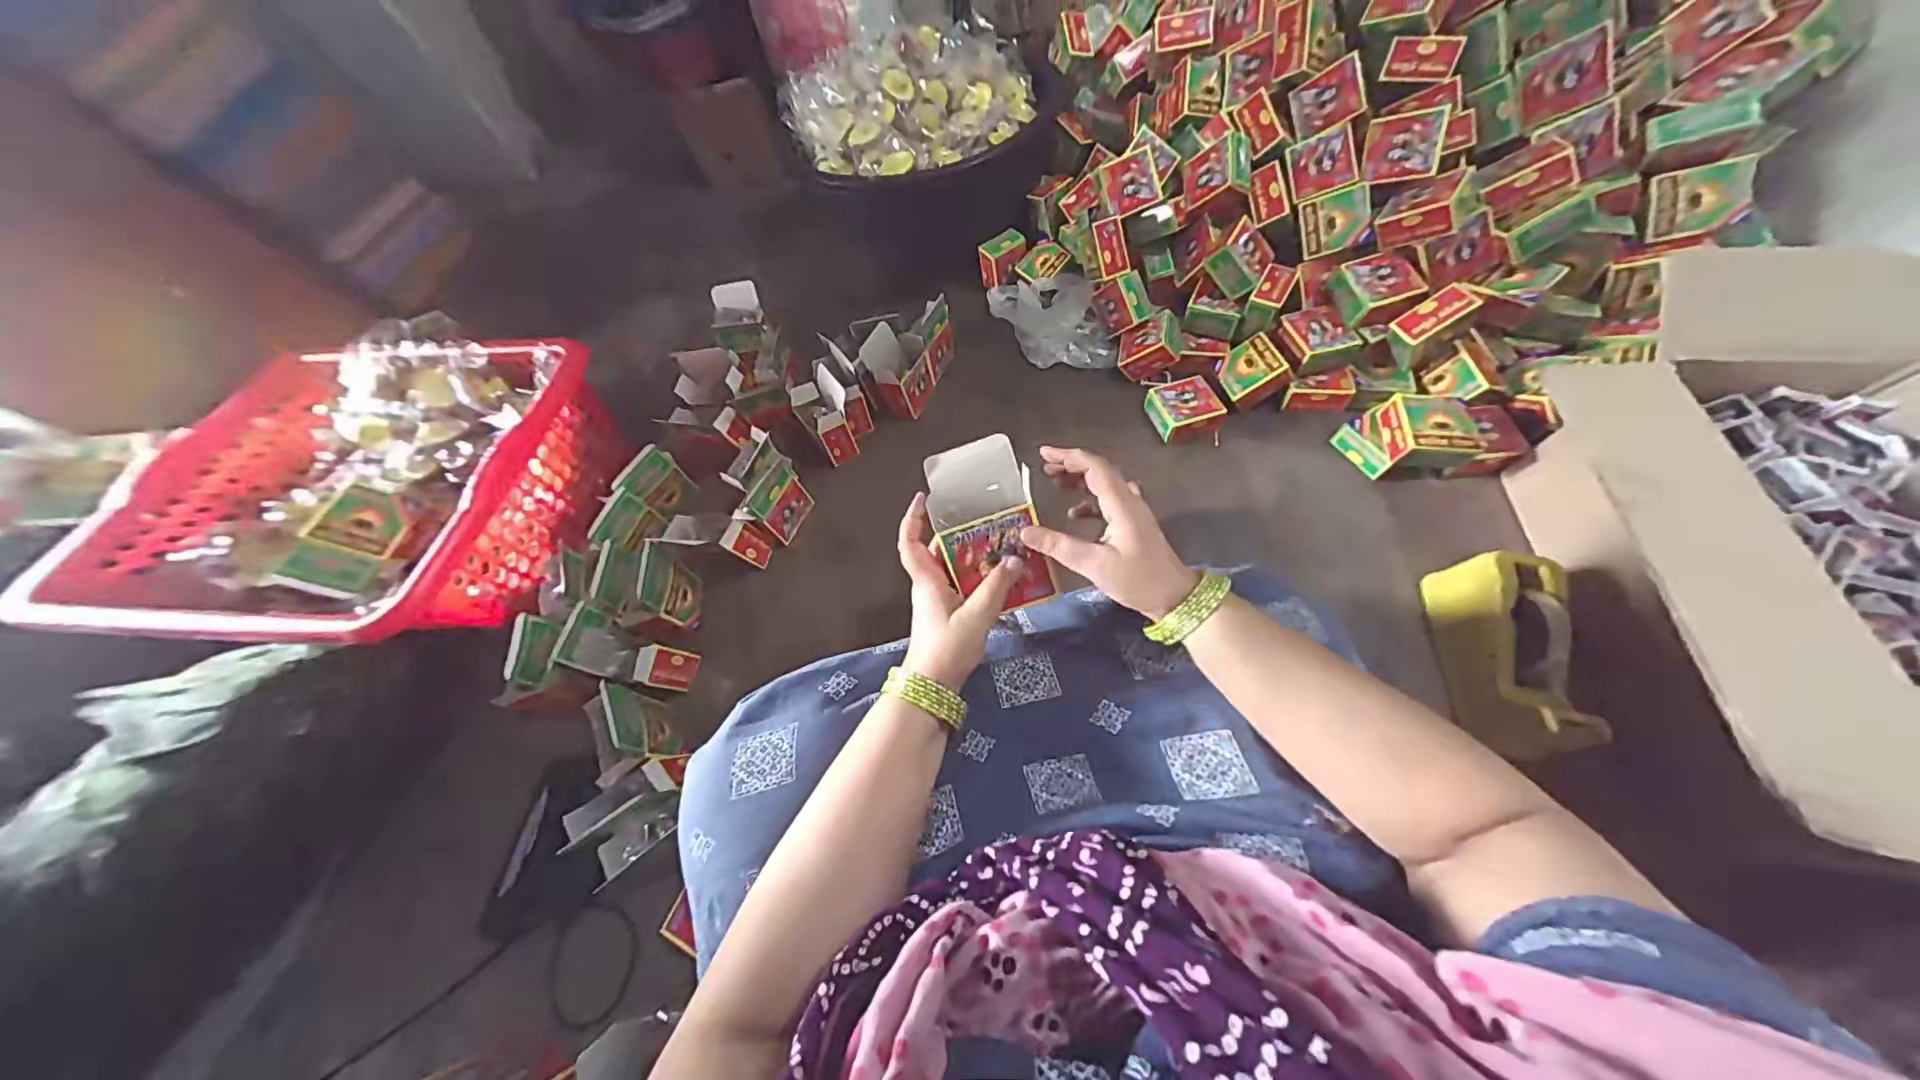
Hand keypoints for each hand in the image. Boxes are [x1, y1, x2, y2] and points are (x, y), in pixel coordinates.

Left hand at [896, 492, 1024, 690]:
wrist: (933, 686)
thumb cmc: (946, 649)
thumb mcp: (976, 616)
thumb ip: (996, 587)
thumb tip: (1014, 560)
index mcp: (926, 580)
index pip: (909, 542)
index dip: (912, 518)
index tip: (923, 499)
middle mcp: (928, 586)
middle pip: (937, 551)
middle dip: (956, 535)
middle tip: (981, 524)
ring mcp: (937, 601)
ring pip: (951, 569)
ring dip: (971, 558)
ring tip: (997, 548)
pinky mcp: (948, 614)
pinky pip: (961, 586)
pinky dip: (977, 579)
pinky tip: (999, 580)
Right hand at [1019, 447, 1198, 619]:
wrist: (1174, 596)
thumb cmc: (1138, 580)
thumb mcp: (1094, 565)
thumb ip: (1059, 546)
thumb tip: (1026, 532)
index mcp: (1121, 505)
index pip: (1095, 468)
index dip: (1068, 457)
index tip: (1044, 454)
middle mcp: (1129, 501)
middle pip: (1100, 470)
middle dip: (1071, 464)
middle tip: (1045, 466)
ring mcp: (1134, 511)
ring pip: (1105, 484)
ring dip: (1079, 480)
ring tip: (1055, 482)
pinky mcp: (1134, 523)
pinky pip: (1109, 500)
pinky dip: (1089, 500)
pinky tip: (1074, 513)